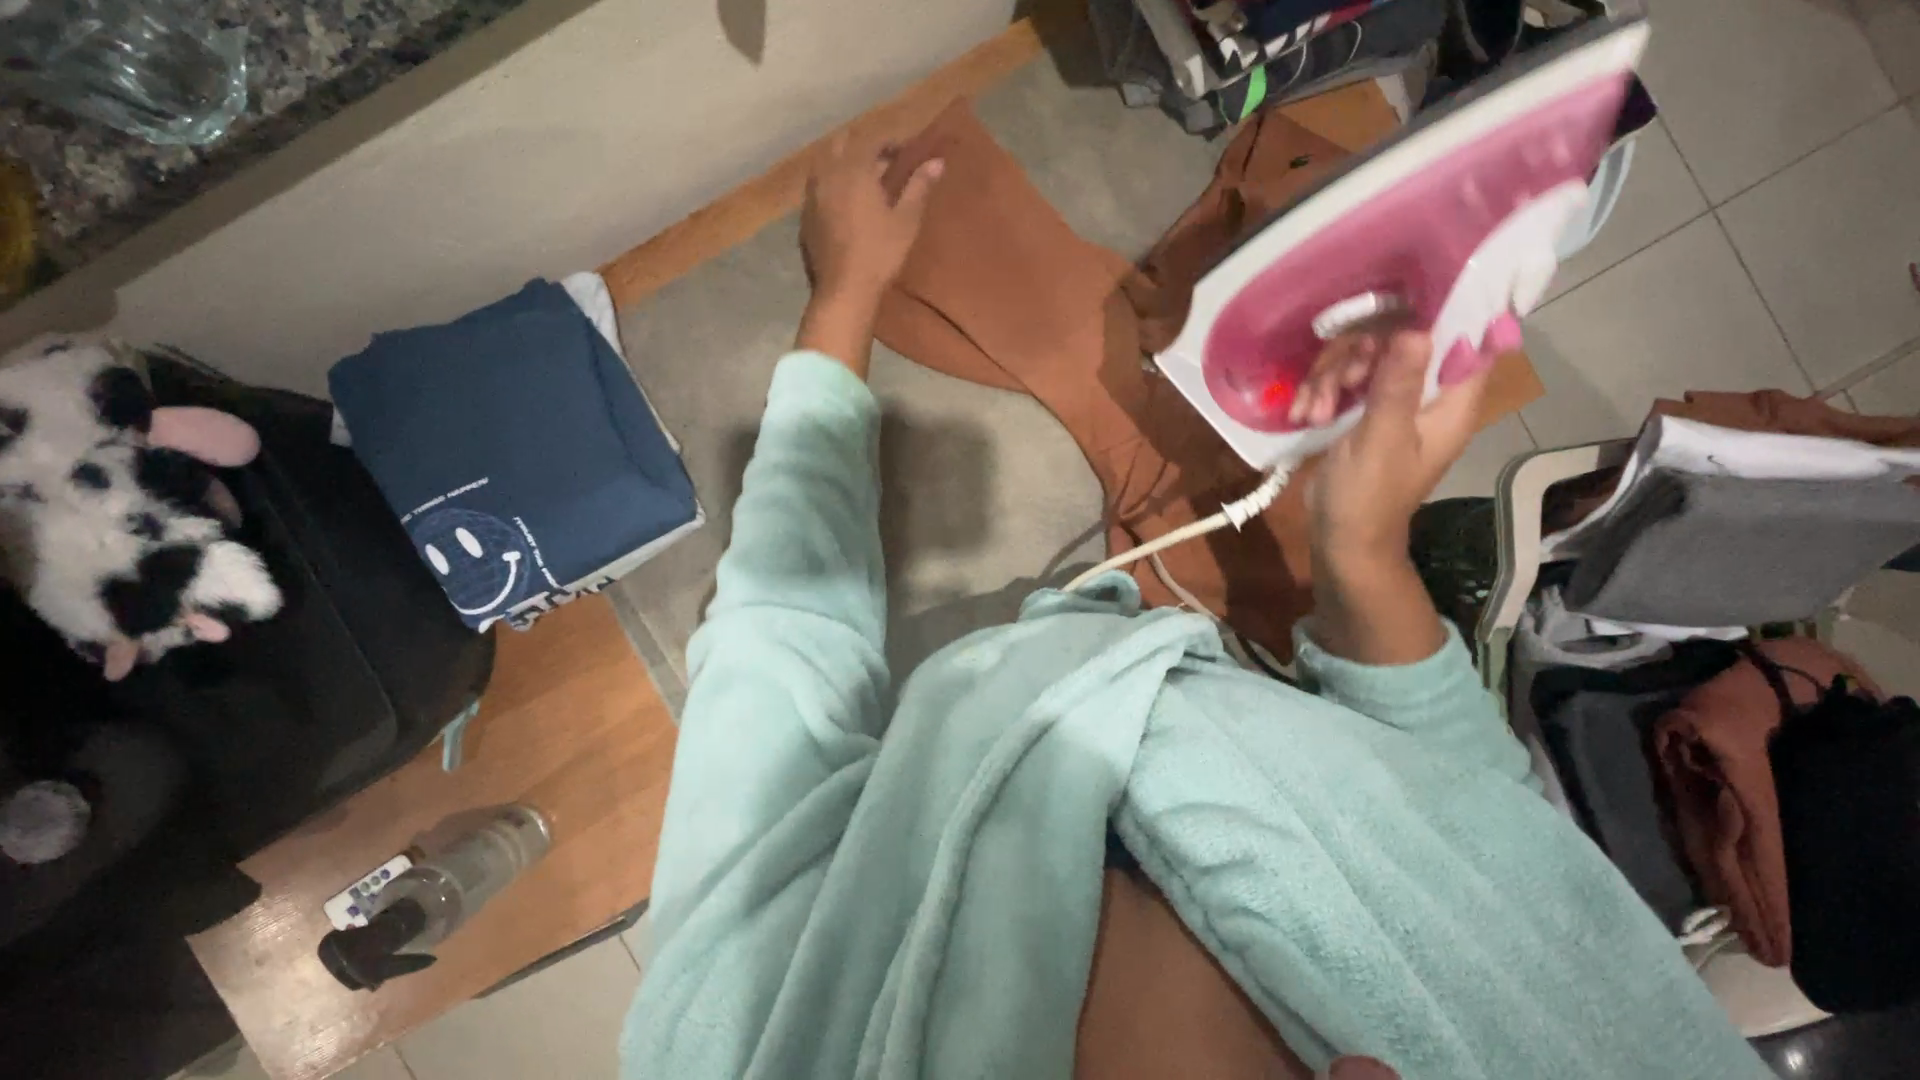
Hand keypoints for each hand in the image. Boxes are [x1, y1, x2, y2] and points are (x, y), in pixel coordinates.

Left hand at [799, 132, 943, 304]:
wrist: (844, 289)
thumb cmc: (880, 253)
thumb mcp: (906, 220)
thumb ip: (919, 186)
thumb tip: (937, 162)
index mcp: (854, 169)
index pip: (871, 139)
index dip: (890, 141)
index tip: (906, 152)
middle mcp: (828, 175)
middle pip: (842, 144)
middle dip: (863, 146)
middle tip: (883, 162)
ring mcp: (812, 196)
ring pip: (825, 164)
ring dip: (844, 163)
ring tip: (864, 181)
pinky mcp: (805, 216)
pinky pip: (817, 187)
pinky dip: (832, 184)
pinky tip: (845, 204)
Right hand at [1302, 327, 1494, 664]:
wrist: (1340, 538)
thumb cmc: (1369, 496)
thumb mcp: (1381, 439)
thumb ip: (1397, 385)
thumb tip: (1416, 329)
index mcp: (1450, 401)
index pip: (1465, 338)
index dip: (1438, 314)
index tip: (1394, 309)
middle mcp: (1426, 395)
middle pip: (1400, 341)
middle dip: (1359, 356)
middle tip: (1338, 384)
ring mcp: (1390, 403)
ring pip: (1364, 359)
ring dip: (1330, 378)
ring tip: (1313, 412)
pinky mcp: (1360, 412)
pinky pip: (1342, 382)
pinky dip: (1320, 393)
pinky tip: (1305, 415)